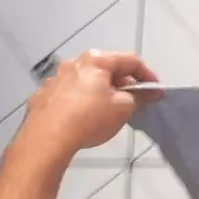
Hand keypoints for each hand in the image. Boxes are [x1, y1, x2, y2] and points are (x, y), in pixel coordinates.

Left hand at [7, 51, 160, 171]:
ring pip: (85, 82)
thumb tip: (145, 94)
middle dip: (123, 83)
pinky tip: (81, 119)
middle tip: (134, 102)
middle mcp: (73, 63)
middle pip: (106, 69)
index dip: (148, 75)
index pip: (130, 61)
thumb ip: (137, 98)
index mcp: (96, 60)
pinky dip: (79, 103)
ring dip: (99, 92)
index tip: (156, 90)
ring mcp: (55, 79)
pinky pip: (67, 96)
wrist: (46, 138)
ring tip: (107, 112)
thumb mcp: (123, 109)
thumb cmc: (89, 119)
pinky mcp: (42, 96)